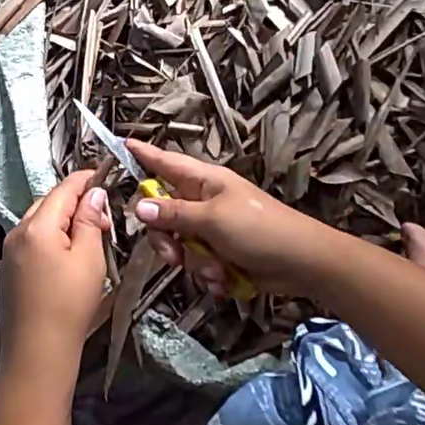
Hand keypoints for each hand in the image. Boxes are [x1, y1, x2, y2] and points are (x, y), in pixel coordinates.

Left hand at [0, 170, 111, 360]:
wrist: (36, 354)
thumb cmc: (68, 305)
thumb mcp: (89, 259)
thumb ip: (90, 221)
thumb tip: (94, 193)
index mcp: (37, 226)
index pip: (63, 189)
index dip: (86, 179)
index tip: (106, 175)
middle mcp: (17, 232)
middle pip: (49, 203)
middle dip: (76, 202)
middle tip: (104, 217)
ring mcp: (9, 252)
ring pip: (40, 222)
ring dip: (64, 221)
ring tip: (90, 237)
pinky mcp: (9, 269)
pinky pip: (32, 241)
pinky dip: (52, 238)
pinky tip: (68, 256)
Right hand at [125, 139, 342, 297]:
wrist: (303, 264)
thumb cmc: (260, 229)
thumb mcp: (212, 220)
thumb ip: (173, 214)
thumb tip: (139, 207)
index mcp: (203, 181)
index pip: (164, 162)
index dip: (142, 154)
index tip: (120, 145)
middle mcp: (203, 201)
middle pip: (162, 213)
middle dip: (166, 238)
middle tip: (174, 254)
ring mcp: (211, 228)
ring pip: (178, 243)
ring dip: (192, 262)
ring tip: (214, 271)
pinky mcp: (220, 253)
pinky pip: (196, 262)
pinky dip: (208, 274)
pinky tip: (224, 279)